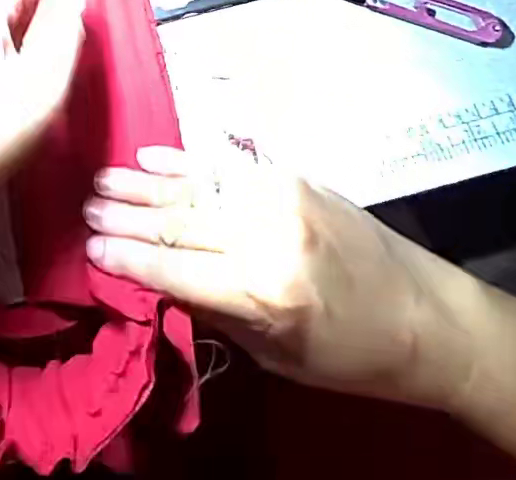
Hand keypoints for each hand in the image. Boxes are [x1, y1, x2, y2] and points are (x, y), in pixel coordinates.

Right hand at [83, 147, 485, 409]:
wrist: (429, 316)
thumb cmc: (351, 356)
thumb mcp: (277, 357)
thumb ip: (215, 311)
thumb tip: (158, 277)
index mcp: (265, 293)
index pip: (177, 269)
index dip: (129, 257)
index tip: (91, 247)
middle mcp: (267, 237)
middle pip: (180, 222)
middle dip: (127, 215)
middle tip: (86, 206)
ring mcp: (279, 198)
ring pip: (195, 187)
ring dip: (144, 183)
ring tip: (102, 180)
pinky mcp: (291, 177)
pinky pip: (227, 166)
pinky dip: (186, 162)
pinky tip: (151, 156)